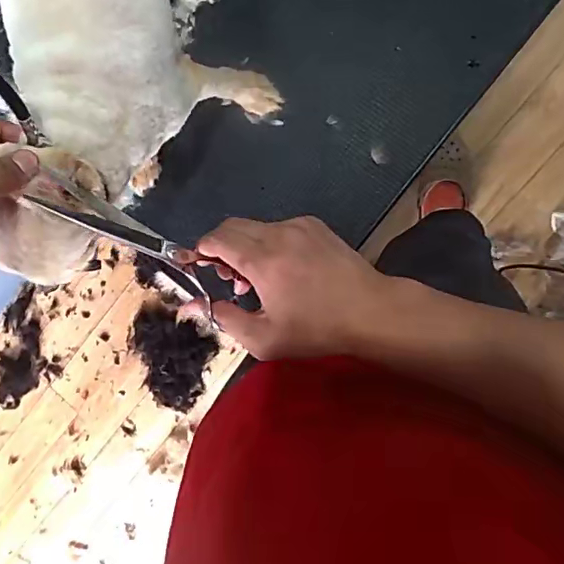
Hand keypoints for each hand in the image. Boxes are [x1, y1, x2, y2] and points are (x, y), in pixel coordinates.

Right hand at [180, 216, 392, 359]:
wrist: (370, 310)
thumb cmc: (316, 329)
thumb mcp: (265, 338)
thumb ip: (224, 319)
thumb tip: (193, 306)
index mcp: (262, 259)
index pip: (215, 239)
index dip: (198, 251)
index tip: (193, 266)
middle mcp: (278, 233)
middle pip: (232, 227)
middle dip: (220, 248)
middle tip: (229, 279)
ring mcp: (299, 226)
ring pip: (256, 227)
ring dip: (246, 247)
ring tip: (258, 280)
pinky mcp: (316, 226)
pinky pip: (279, 228)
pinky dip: (270, 243)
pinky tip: (285, 270)